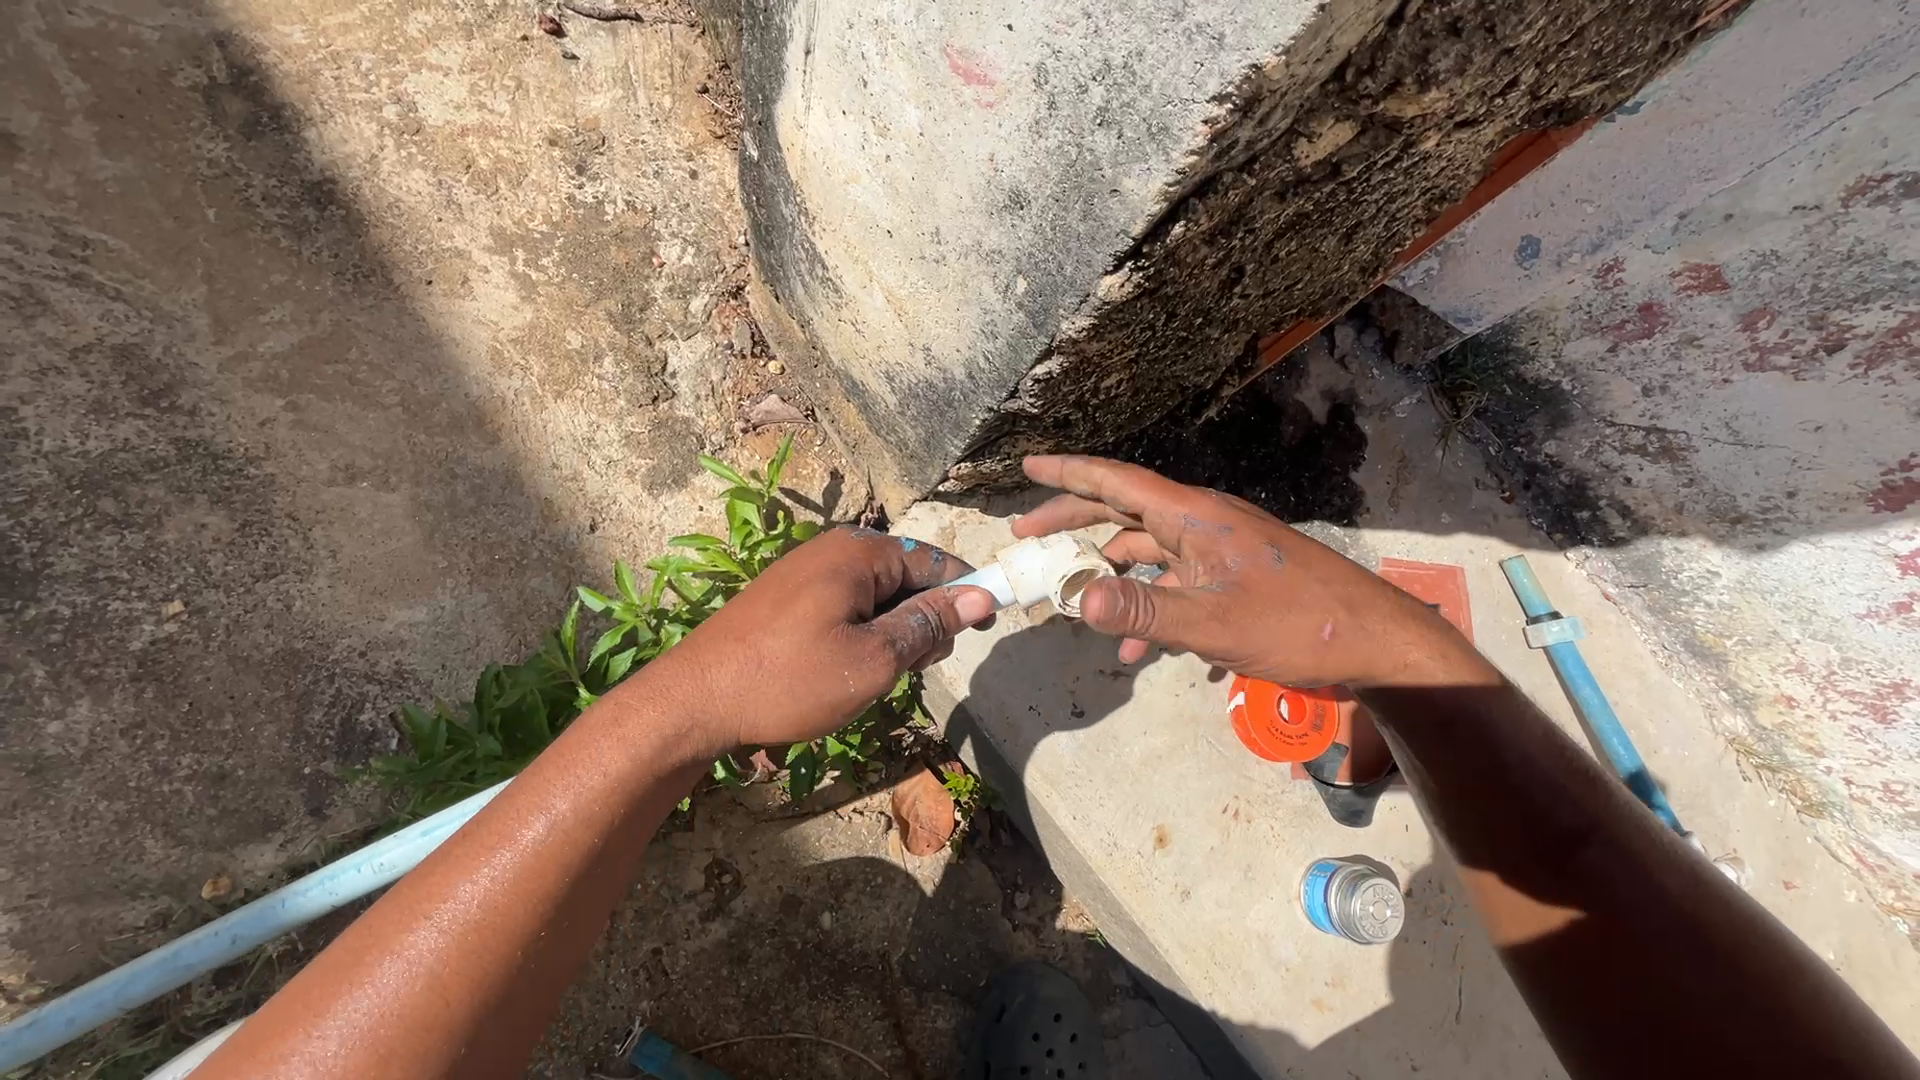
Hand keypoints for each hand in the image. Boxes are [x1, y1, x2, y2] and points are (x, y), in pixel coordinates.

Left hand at [644, 526, 996, 756]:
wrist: (692, 702)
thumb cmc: (788, 681)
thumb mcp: (872, 660)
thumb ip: (928, 624)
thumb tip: (979, 595)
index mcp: (858, 553)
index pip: (935, 561)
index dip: (967, 593)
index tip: (988, 627)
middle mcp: (833, 550)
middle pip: (907, 578)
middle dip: (922, 622)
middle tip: (906, 670)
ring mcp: (806, 571)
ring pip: (877, 598)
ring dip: (890, 635)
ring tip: (868, 676)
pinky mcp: (788, 596)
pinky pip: (847, 606)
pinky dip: (860, 635)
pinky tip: (842, 669)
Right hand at [1013, 456, 1494, 687]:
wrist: (1374, 641)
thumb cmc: (1293, 624)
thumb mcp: (1211, 623)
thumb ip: (1142, 612)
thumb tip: (1078, 600)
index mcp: (1192, 516)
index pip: (1116, 481)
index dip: (1067, 472)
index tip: (1027, 465)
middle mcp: (1200, 522)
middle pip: (1121, 510)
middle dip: (1071, 522)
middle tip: (1027, 536)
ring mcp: (1217, 549)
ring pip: (1145, 550)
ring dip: (1108, 574)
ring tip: (1071, 600)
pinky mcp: (1231, 577)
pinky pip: (1173, 583)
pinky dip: (1148, 607)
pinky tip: (1137, 652)